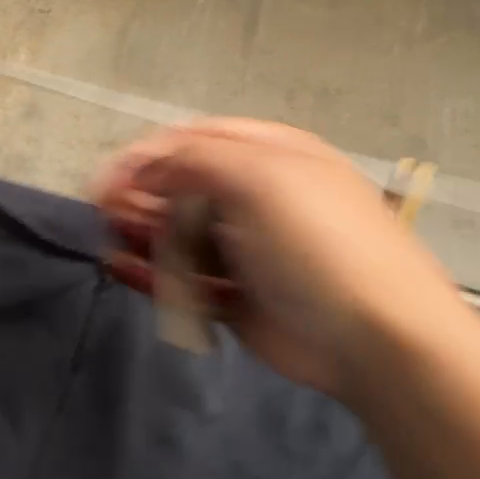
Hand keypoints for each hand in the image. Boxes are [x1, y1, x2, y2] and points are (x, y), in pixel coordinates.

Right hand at [91, 118, 469, 398]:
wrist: (372, 339)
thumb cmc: (317, 245)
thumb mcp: (260, 177)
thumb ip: (193, 159)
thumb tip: (143, 171)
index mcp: (270, 156)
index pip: (193, 139)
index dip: (146, 154)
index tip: (107, 179)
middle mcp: (254, 197)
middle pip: (178, 186)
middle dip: (137, 195)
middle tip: (106, 214)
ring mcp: (243, 249)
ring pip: (173, 233)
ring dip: (138, 233)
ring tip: (112, 242)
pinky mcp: (231, 295)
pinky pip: (178, 279)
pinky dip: (148, 273)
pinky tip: (121, 269)